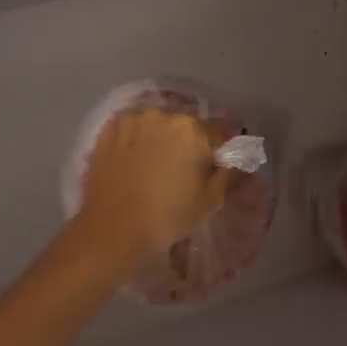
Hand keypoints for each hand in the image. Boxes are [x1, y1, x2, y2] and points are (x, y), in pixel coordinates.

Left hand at [74, 109, 230, 264]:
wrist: (112, 230)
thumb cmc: (167, 217)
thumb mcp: (209, 201)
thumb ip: (229, 174)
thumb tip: (237, 159)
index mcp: (193, 129)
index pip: (217, 132)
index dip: (217, 151)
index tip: (212, 168)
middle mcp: (164, 115)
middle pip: (185, 125)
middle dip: (187, 142)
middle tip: (181, 170)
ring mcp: (134, 119)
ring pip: (157, 124)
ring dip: (160, 138)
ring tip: (154, 166)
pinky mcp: (109, 129)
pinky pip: (132, 129)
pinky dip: (135, 140)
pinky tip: (132, 161)